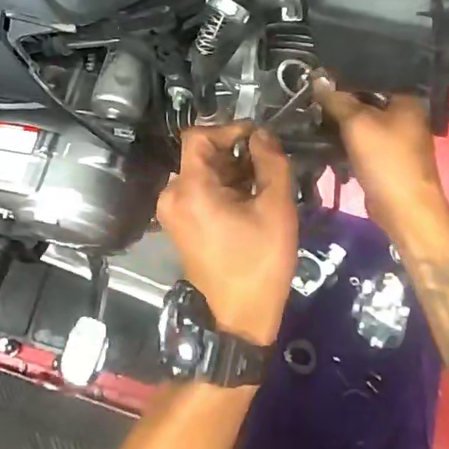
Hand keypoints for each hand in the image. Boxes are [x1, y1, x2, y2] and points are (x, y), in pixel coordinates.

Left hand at [156, 124, 298, 345]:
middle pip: (201, 154)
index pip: (198, 136)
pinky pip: (199, 191)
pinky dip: (223, 188)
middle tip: (268, 165)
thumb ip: (271, 162)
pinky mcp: (180, 224)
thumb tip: (262, 134)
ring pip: (202, 172)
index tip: (259, 139)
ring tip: (264, 185)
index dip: (229, 129)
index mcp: (189, 188)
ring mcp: (172, 211)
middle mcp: (172, 194)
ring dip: (232, 171)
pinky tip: (249, 201)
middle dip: (235, 153)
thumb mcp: (276, 209)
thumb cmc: (258, 263)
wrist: (238, 318)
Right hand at [314, 77, 443, 228]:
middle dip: (339, 98)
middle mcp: (404, 115)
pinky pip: (360, 140)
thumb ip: (336, 99)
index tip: (318, 74)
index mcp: (407, 99)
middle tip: (310, 93)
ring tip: (311, 111)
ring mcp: (395, 137)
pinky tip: (322, 135)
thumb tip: (317, 79)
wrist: (404, 210)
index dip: (345, 74)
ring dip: (339, 120)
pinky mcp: (385, 157)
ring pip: (361, 120)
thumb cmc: (386, 159)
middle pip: (366, 98)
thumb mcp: (357, 123)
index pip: (373, 76)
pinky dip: (344, 138)